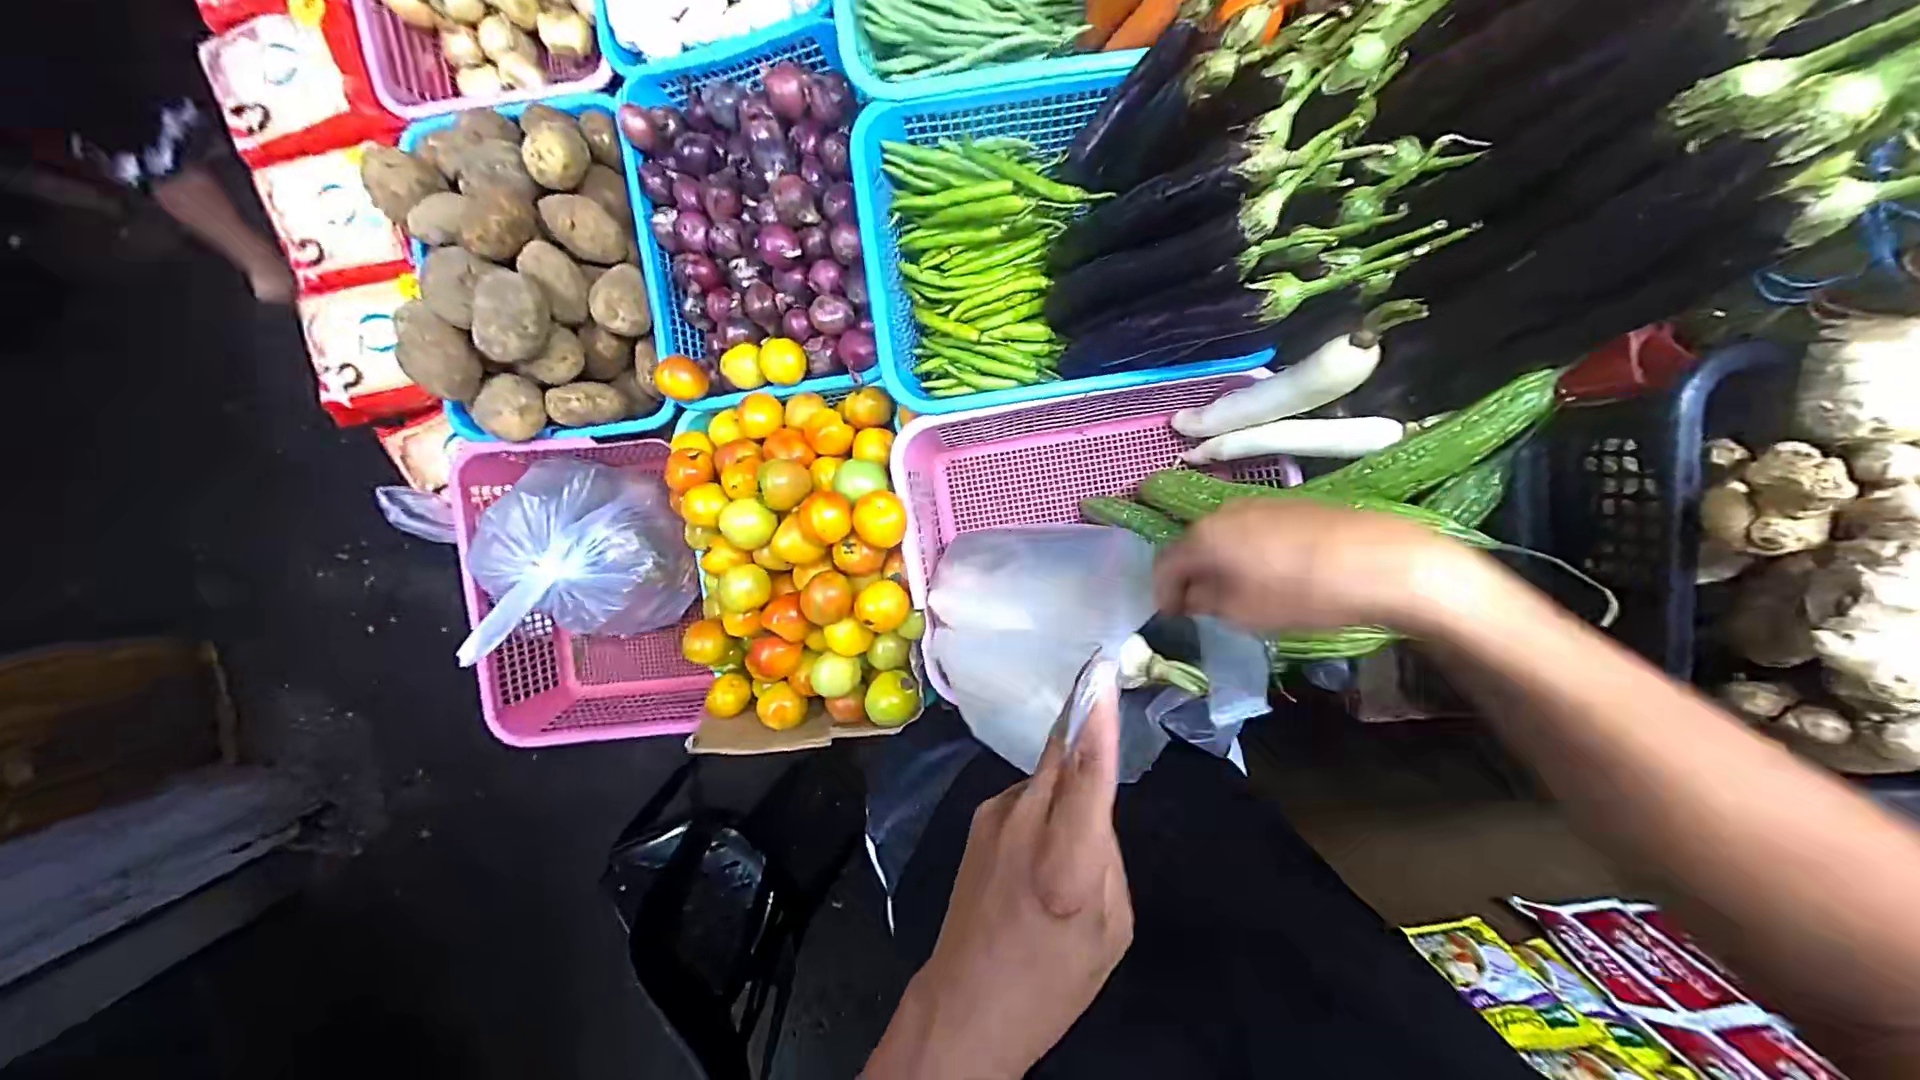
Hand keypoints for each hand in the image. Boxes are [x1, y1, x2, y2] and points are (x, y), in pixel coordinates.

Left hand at [865, 670, 1132, 1079]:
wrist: (964, 1001)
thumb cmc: (1051, 979)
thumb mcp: (1110, 928)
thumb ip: (1106, 855)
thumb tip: (1094, 810)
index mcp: (1064, 856)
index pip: (1086, 772)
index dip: (1097, 721)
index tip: (1101, 673)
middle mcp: (1022, 820)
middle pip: (1062, 756)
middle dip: (1084, 728)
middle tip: (1102, 701)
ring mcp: (992, 815)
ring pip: (1045, 777)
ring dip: (1066, 786)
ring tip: (1070, 840)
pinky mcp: (976, 819)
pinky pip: (1026, 796)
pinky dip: (1044, 807)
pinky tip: (1041, 850)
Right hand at [1152, 498, 1482, 635]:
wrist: (1384, 562)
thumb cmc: (1302, 593)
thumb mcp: (1243, 612)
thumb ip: (1204, 602)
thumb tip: (1191, 596)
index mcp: (1203, 536)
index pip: (1164, 564)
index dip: (1163, 594)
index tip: (1172, 617)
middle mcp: (1223, 512)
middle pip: (1192, 545)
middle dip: (1190, 576)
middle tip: (1199, 606)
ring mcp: (1258, 503)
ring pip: (1222, 535)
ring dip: (1219, 563)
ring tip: (1236, 591)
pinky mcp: (1290, 504)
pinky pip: (1250, 529)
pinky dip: (1245, 551)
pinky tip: (1269, 573)